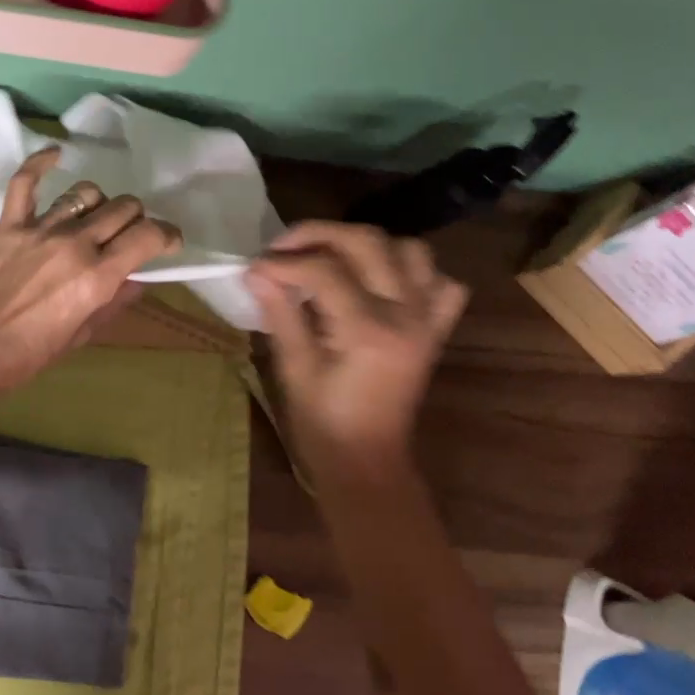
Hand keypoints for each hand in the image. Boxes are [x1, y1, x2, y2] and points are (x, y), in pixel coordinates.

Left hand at [0, 148, 180, 390]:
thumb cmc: (31, 353)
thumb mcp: (82, 334)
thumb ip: (113, 302)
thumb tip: (137, 278)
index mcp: (97, 277)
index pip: (148, 236)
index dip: (166, 235)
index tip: (167, 242)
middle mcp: (74, 245)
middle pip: (123, 208)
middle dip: (136, 220)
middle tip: (128, 237)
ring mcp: (40, 231)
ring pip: (86, 193)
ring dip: (99, 204)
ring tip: (95, 219)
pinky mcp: (9, 227)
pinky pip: (25, 183)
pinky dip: (40, 164)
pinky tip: (55, 155)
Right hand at [243, 221, 468, 470]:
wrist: (366, 459)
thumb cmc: (321, 423)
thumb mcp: (293, 368)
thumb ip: (280, 313)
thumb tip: (256, 272)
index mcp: (368, 330)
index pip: (323, 271)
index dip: (284, 262)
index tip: (254, 266)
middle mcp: (406, 314)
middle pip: (369, 243)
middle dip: (320, 235)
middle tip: (283, 248)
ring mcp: (427, 319)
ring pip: (410, 251)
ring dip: (367, 246)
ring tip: (331, 261)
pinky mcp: (435, 329)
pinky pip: (440, 283)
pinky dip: (412, 272)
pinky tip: (379, 284)